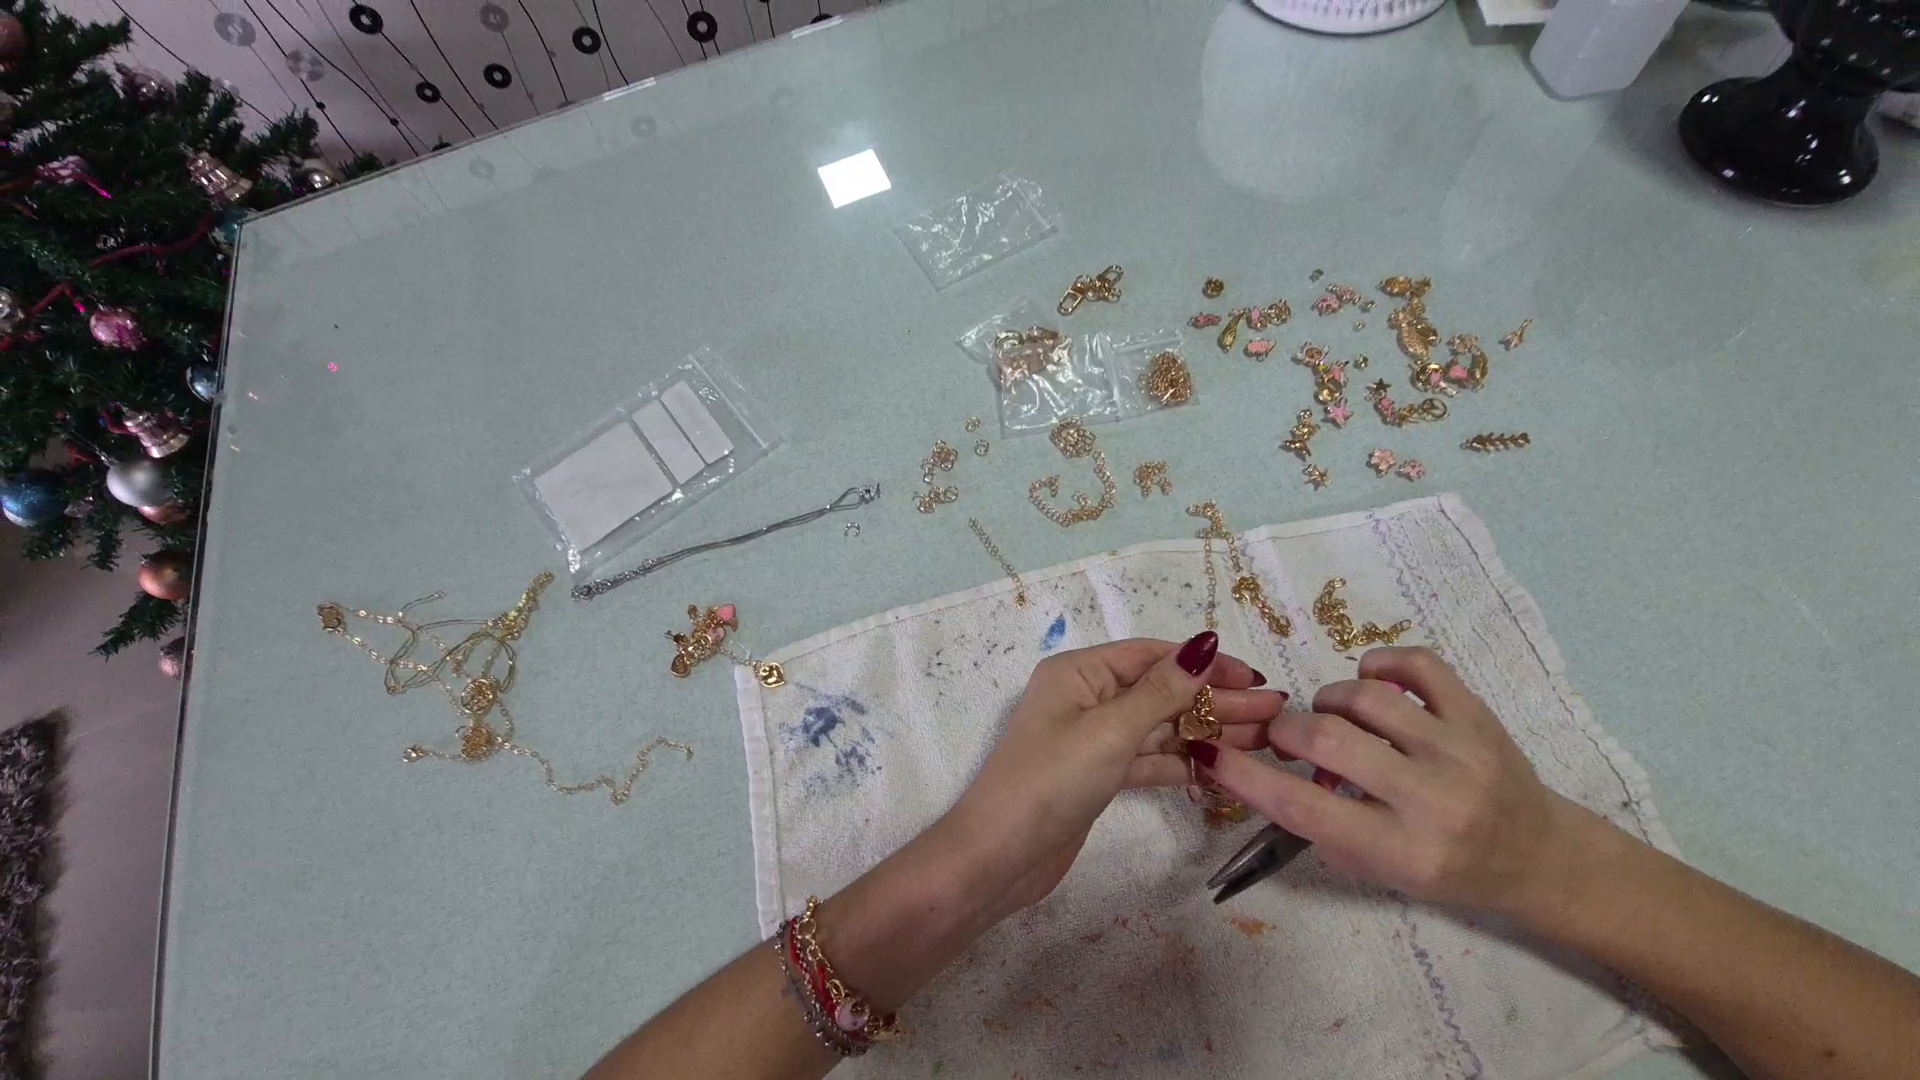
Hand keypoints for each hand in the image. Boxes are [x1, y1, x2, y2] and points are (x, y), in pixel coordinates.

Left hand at [943, 631, 1288, 916]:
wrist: (1000, 856)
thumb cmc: (1051, 780)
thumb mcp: (1110, 729)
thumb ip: (1162, 690)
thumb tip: (1205, 643)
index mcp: (1080, 672)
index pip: (1152, 655)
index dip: (1205, 663)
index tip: (1256, 676)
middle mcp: (1086, 698)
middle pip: (1161, 691)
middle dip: (1216, 699)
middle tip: (1275, 712)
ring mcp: (1092, 739)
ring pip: (1159, 727)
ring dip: (1206, 731)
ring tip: (1263, 740)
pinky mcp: (1098, 775)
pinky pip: (1148, 759)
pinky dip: (1182, 762)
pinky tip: (1221, 767)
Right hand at [1193, 645, 1585, 914]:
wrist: (1539, 857)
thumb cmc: (1446, 870)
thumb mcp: (1376, 869)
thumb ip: (1317, 823)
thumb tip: (1259, 767)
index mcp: (1404, 851)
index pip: (1302, 807)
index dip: (1244, 774)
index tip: (1210, 750)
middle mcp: (1433, 799)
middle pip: (1327, 738)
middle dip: (1286, 731)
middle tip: (1285, 738)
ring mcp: (1460, 749)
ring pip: (1364, 696)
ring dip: (1329, 702)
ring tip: (1335, 719)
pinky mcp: (1478, 713)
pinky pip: (1415, 663)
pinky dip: (1379, 663)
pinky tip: (1371, 680)